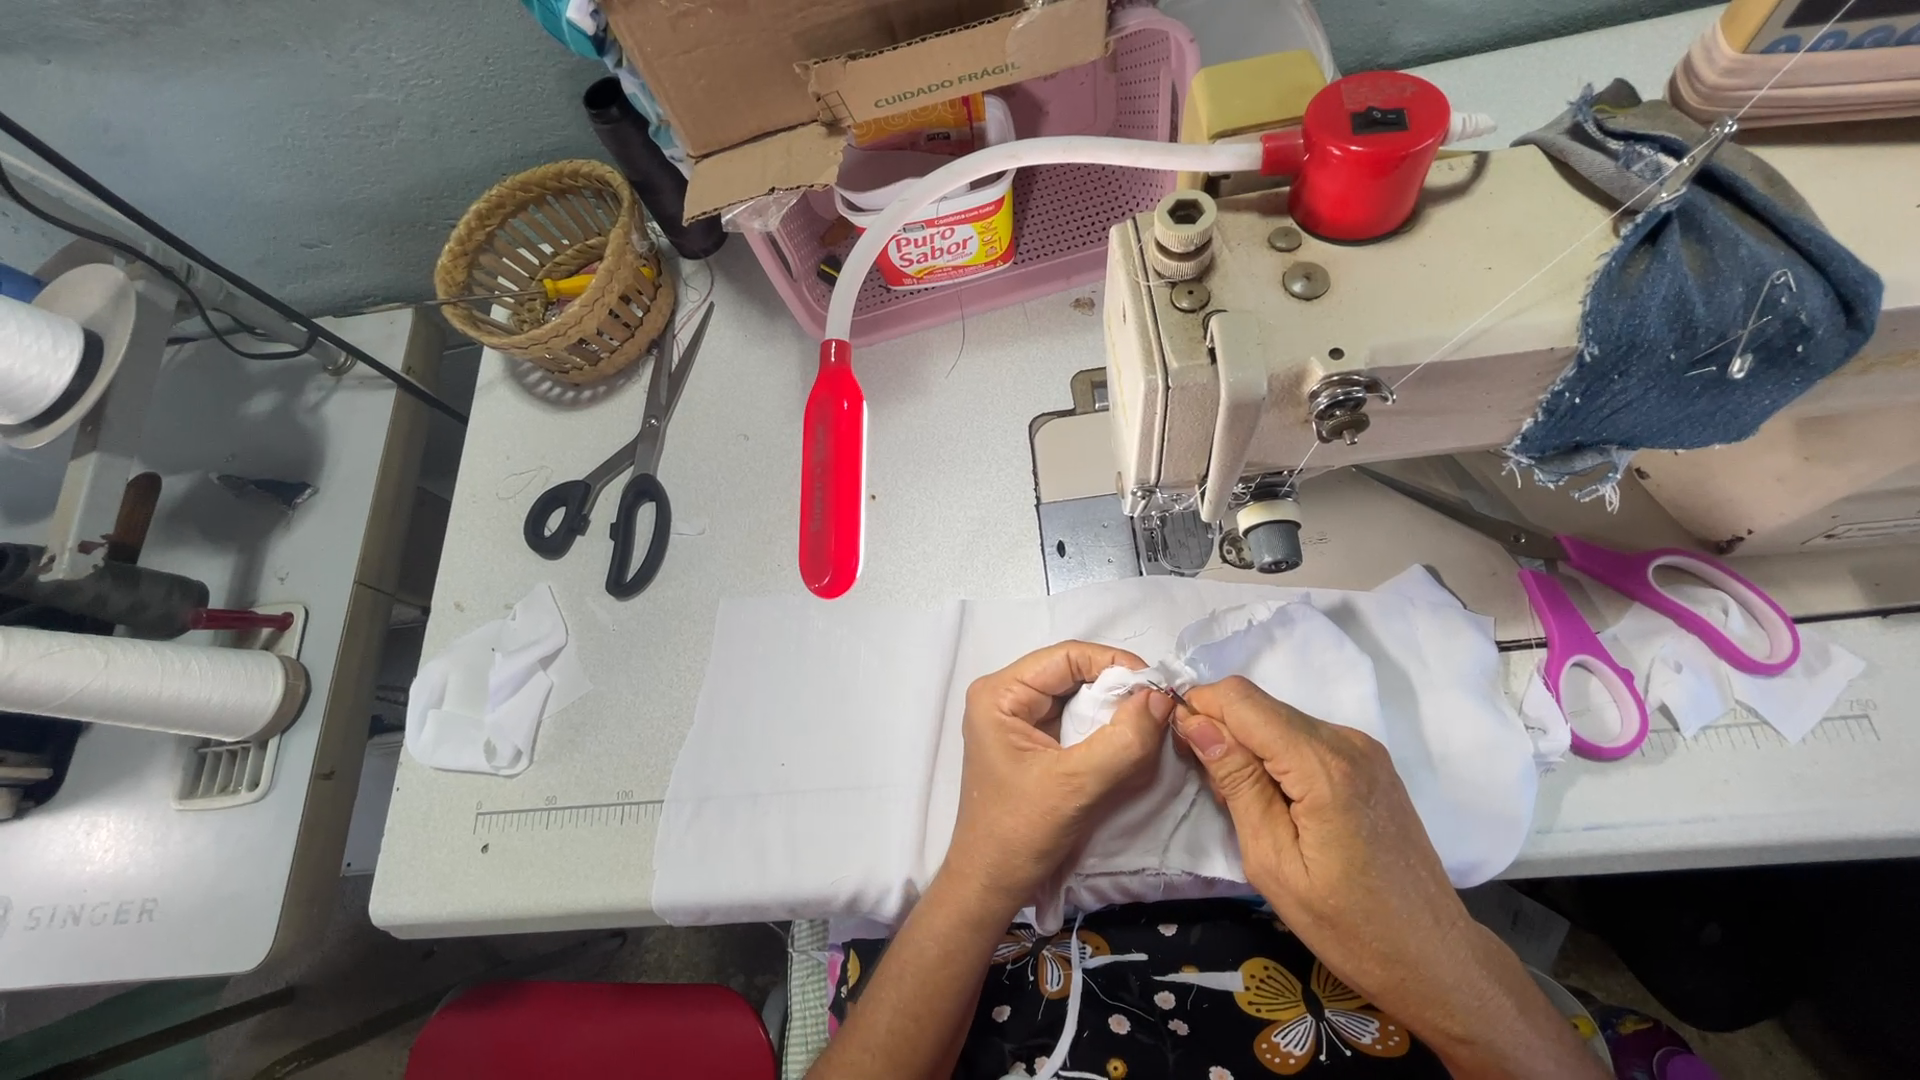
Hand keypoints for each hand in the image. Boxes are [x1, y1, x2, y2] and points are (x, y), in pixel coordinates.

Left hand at [942, 641, 1173, 915]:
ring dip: (1114, 710)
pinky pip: (1077, 721)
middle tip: (1159, 708)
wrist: (991, 885)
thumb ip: (1123, 740)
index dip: (1115, 664)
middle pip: (1074, 673)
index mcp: (1000, 693)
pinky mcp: (1033, 743)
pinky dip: (1105, 729)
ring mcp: (1018, 720)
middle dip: (1117, 689)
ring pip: (1079, 697)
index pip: (1067, 656)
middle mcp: (1006, 696)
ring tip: (1149, 726)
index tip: (1157, 688)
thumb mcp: (1076, 785)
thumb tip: (1161, 698)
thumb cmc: (1020, 833)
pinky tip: (1128, 743)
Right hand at [1177, 677, 1606, 1078]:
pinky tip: (1277, 802)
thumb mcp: (1272, 861)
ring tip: (1244, 803)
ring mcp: (1363, 748)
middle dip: (1221, 728)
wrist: (1433, 958)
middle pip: (1259, 704)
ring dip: (1247, 744)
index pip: (1241, 699)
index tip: (1175, 741)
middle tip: (1211, 788)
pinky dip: (1275, 754)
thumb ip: (1235, 782)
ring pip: (1280, 718)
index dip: (1199, 706)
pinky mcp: (1369, 762)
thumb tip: (1195, 721)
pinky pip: (1304, 736)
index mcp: (1322, 764)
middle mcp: (1347, 740)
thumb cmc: (1345, 924)